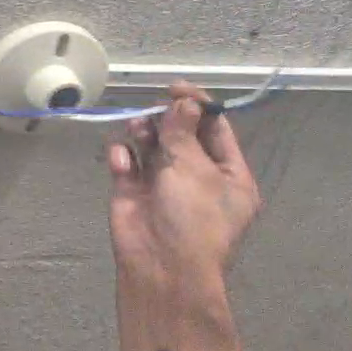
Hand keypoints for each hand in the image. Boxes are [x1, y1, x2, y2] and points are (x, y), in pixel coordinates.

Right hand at [107, 82, 261, 296]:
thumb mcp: (195, 169)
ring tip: (136, 136)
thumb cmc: (193, 216)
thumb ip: (184, 131)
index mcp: (228, 175)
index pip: (215, 130)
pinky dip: (122, 157)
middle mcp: (197, 175)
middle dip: (163, 120)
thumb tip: (185, 101)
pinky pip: (125, 160)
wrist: (162, 262)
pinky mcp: (132, 187)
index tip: (175, 88)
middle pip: (178, 132)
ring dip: (141, 134)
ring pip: (149, 142)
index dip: (197, 106)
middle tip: (152, 118)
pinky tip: (122, 164)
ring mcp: (163, 181)